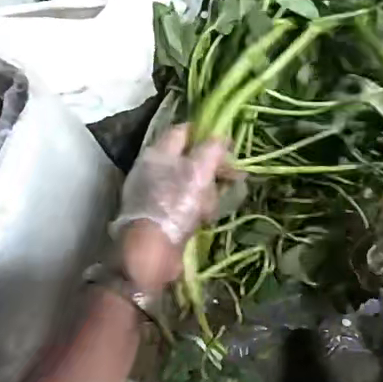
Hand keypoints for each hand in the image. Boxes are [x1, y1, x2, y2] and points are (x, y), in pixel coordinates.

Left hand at [113, 126, 228, 291]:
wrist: (151, 250)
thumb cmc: (174, 204)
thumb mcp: (199, 171)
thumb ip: (212, 150)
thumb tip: (222, 138)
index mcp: (158, 152)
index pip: (183, 131)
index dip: (206, 135)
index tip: (228, 147)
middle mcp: (151, 169)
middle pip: (187, 159)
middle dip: (210, 168)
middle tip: (231, 177)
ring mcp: (152, 194)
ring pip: (187, 184)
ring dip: (206, 192)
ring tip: (215, 205)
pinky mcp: (158, 216)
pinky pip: (182, 205)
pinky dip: (196, 210)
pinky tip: (205, 219)